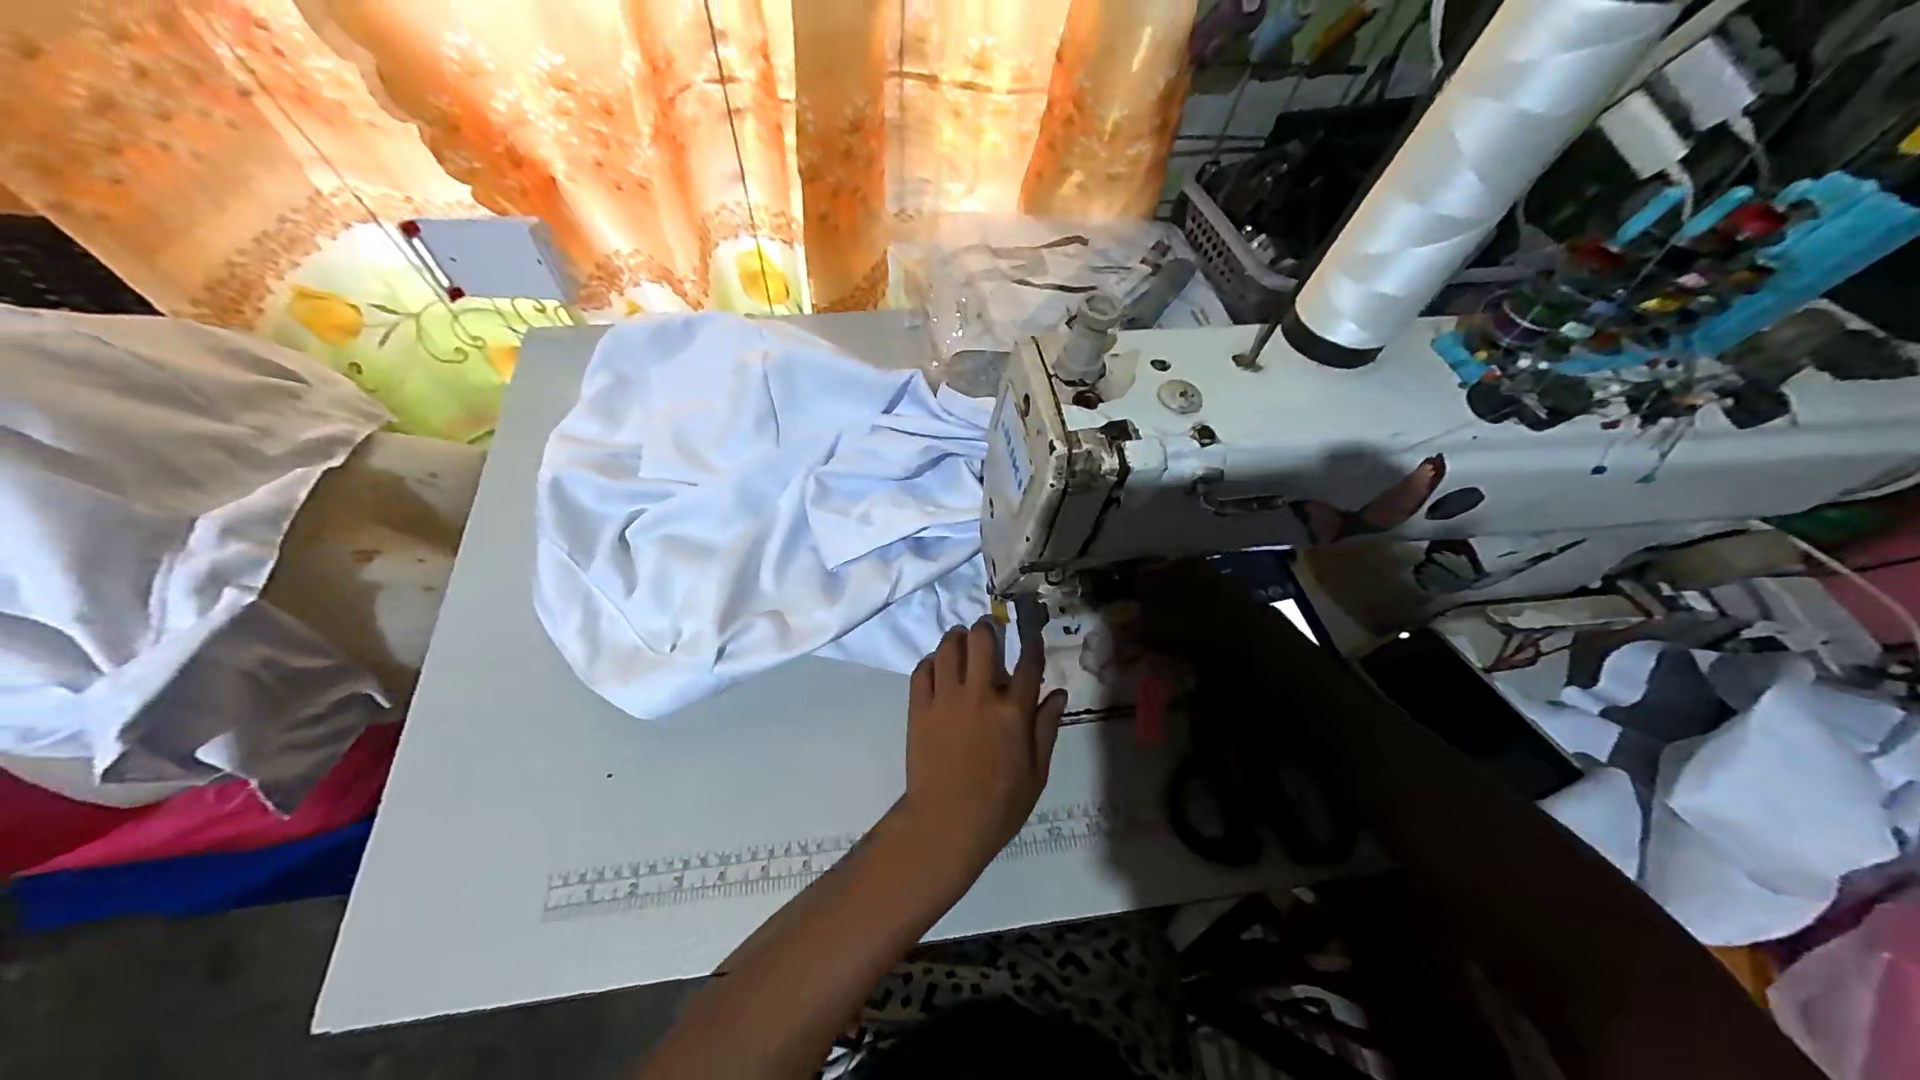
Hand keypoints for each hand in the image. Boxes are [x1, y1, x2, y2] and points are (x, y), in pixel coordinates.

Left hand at [898, 616, 1066, 872]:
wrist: (946, 821)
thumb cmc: (1000, 804)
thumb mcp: (1037, 772)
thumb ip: (1047, 728)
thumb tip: (1058, 694)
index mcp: (1013, 711)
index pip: (1028, 663)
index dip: (1032, 643)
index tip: (1031, 635)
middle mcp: (980, 695)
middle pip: (983, 641)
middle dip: (988, 627)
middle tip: (988, 626)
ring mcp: (946, 699)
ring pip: (948, 649)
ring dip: (957, 637)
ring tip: (960, 637)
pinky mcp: (919, 709)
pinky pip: (921, 671)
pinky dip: (930, 662)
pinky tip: (936, 665)